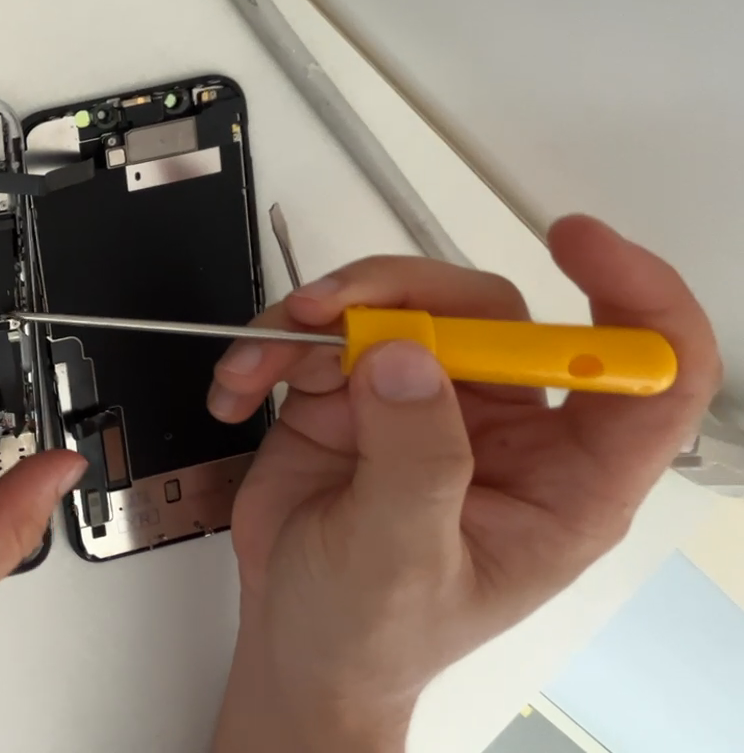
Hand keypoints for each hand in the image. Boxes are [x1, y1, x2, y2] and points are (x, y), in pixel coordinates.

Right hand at [204, 217, 720, 750]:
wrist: (291, 631)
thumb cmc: (374, 624)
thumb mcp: (405, 553)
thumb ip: (416, 455)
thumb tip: (403, 352)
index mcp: (559, 473)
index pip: (636, 370)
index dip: (628, 295)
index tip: (575, 237)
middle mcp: (489, 423)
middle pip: (468, 311)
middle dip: (388, 295)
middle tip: (317, 310)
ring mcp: (406, 402)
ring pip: (374, 313)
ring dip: (299, 328)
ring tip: (249, 368)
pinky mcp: (337, 396)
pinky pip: (302, 341)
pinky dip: (258, 355)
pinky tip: (233, 393)